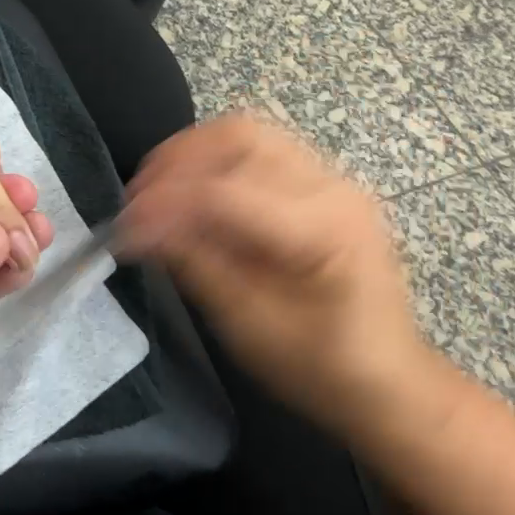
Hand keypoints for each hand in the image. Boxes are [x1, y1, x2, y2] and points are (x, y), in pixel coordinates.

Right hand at [117, 113, 433, 438]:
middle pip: (238, 139)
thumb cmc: (323, 367)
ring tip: (157, 188)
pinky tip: (190, 186)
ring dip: (190, 153)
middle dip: (176, 161)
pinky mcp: (318, 180)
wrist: (390, 382)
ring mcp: (330, 178)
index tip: (124, 228)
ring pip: (244, 131)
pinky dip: (211, 156)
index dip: (166, 204)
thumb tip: (137, 226)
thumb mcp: (251, 327)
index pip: (227, 193)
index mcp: (326, 232)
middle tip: (139, 198)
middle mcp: (333, 189)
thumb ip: (195, 265)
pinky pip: (256, 144)